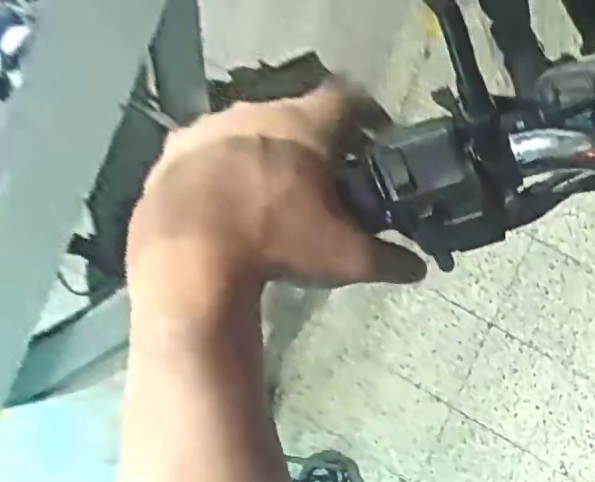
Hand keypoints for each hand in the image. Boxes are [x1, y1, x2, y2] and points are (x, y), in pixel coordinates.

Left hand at [127, 83, 424, 289]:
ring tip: (292, 197)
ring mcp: (209, 128)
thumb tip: (417, 268)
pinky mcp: (176, 151)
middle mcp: (255, 113)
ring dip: (278, 157)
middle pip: (300, 117)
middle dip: (324, 145)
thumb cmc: (281, 241)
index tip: (382, 134)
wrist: (191, 252)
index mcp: (303, 128)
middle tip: (341, 180)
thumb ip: (392, 261)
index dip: (371, 115)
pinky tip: (248, 206)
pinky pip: (219, 154)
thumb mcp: (352, 259)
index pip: (348, 100)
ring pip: (257, 134)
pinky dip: (239, 173)